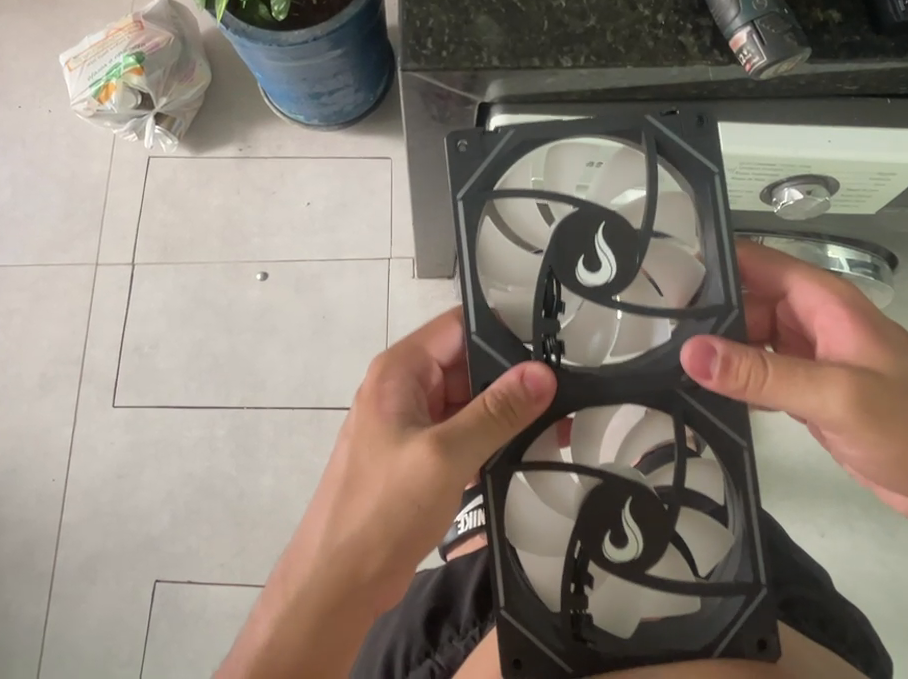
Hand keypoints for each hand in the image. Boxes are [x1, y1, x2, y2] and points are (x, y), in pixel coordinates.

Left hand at [287, 307, 556, 612]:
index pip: (457, 327)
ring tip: (561, 424)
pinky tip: (531, 452)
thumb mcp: (446, 456)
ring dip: (506, 414)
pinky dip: (492, 440)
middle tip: (567, 393)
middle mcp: (404, 387)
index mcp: (399, 370)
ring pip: (469, 401)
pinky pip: (463, 433)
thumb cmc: (384, 509)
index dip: (503, 332)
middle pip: (467, 363)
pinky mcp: (420, 456)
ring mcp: (411, 423)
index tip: (552, 346)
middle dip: (512, 379)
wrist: (340, 580)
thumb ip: (496, 412)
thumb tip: (542, 373)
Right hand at [679, 241, 907, 522]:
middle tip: (644, 329)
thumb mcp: (836, 395)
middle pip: (742, 299)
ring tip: (658, 357)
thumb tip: (690, 352)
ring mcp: (809, 356)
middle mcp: (811, 320)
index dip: (706, 262)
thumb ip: (761, 373)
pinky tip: (699, 393)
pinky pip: (757, 373)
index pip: (753, 261)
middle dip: (700, 312)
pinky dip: (731, 380)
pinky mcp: (807, 391)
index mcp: (823, 300)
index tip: (653, 274)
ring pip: (745, 338)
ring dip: (713, 350)